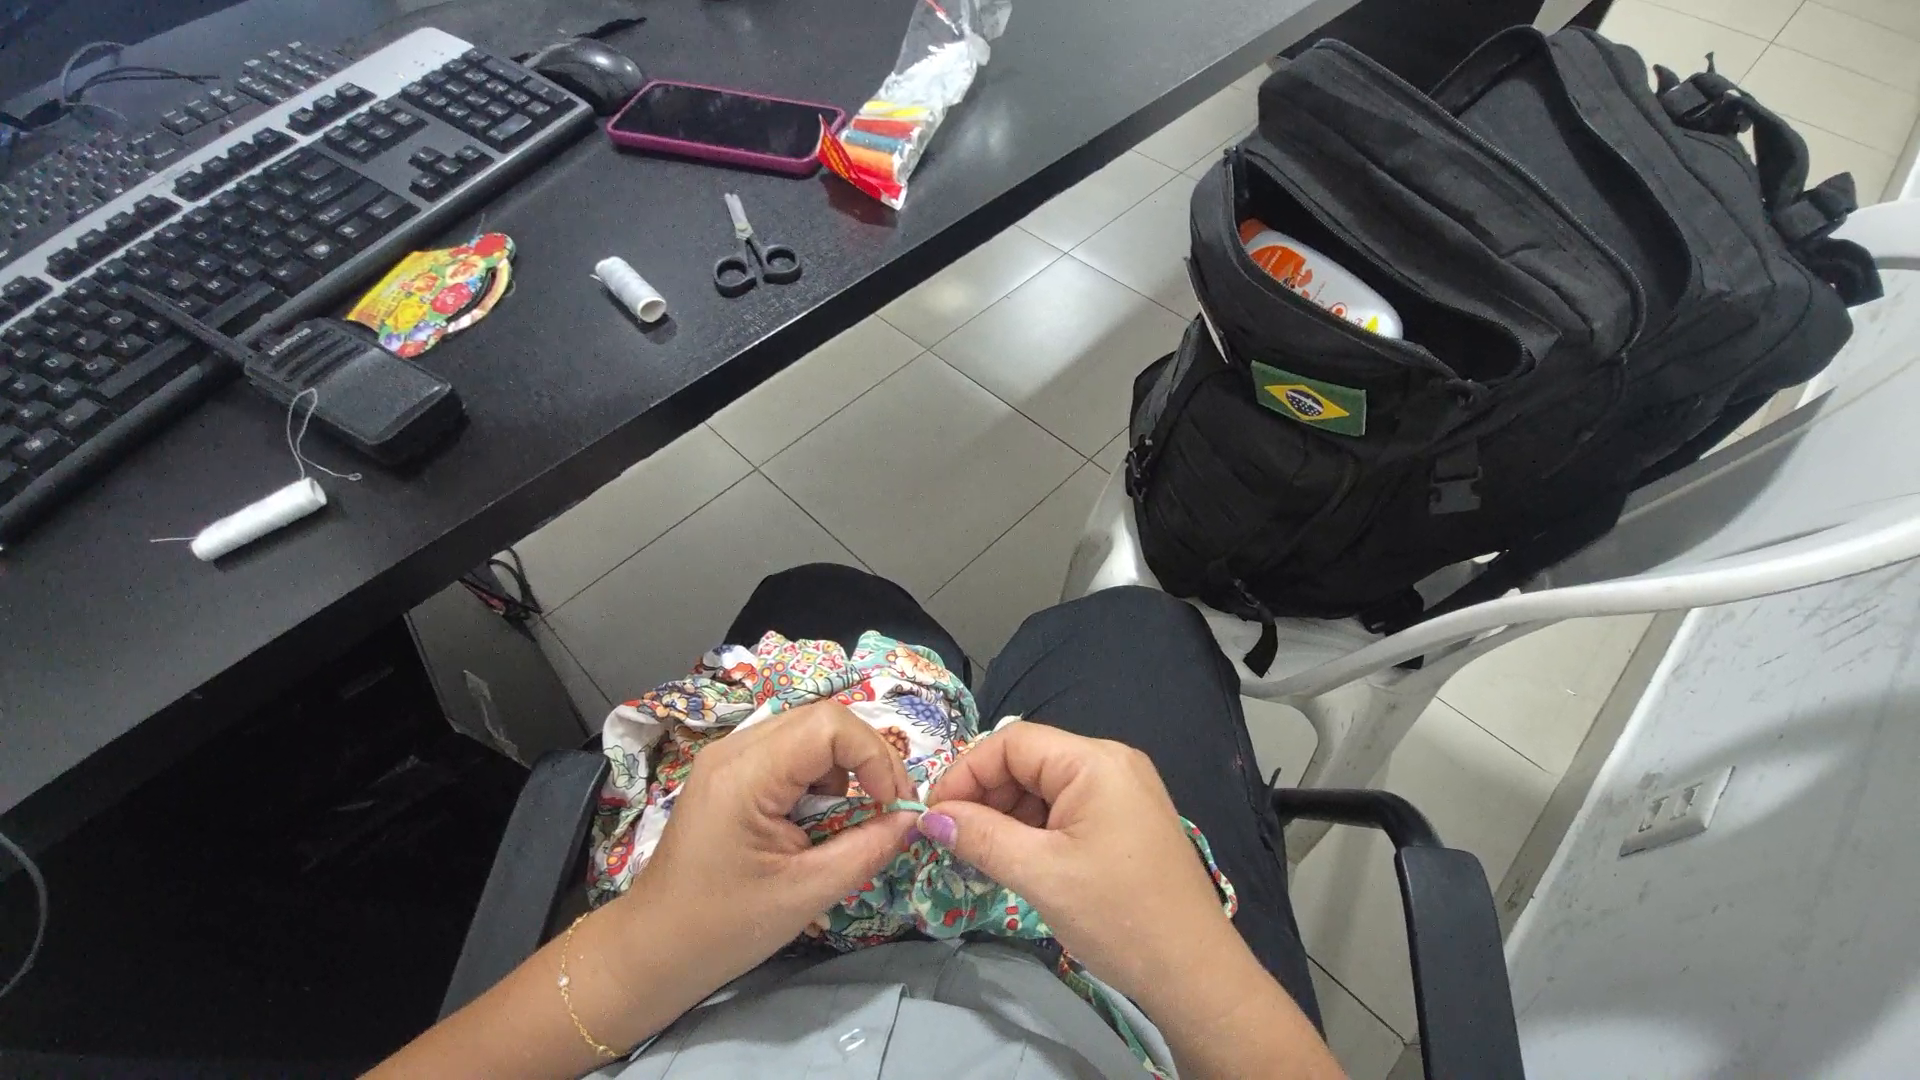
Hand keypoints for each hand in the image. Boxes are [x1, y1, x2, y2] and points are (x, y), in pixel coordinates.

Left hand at [621, 701, 919, 989]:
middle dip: (866, 758)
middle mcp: (735, 748)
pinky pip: (791, 750)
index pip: (829, 725)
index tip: (892, 804)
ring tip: (848, 819)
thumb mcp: (807, 893)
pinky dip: (820, 776)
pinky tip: (815, 818)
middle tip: (886, 807)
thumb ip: (868, 849)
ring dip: (844, 768)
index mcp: (745, 774)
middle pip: (823, 719)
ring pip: (810, 731)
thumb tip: (914, 819)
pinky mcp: (732, 769)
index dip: (873, 755)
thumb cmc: (723, 927)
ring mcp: (730, 754)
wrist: (652, 950)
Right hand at [921, 722, 1240, 1004]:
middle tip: (953, 837)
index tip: (934, 812)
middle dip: (986, 795)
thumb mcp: (1040, 874)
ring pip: (1044, 786)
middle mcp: (1111, 762)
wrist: (1195, 975)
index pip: (1013, 742)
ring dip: (1007, 814)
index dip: (967, 771)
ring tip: (980, 853)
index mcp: (1095, 761)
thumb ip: (980, 836)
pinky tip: (1014, 857)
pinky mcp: (1125, 818)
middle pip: (1029, 761)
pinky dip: (1034, 828)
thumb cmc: (1118, 916)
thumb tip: (929, 817)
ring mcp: (1122, 789)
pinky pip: (1066, 807)